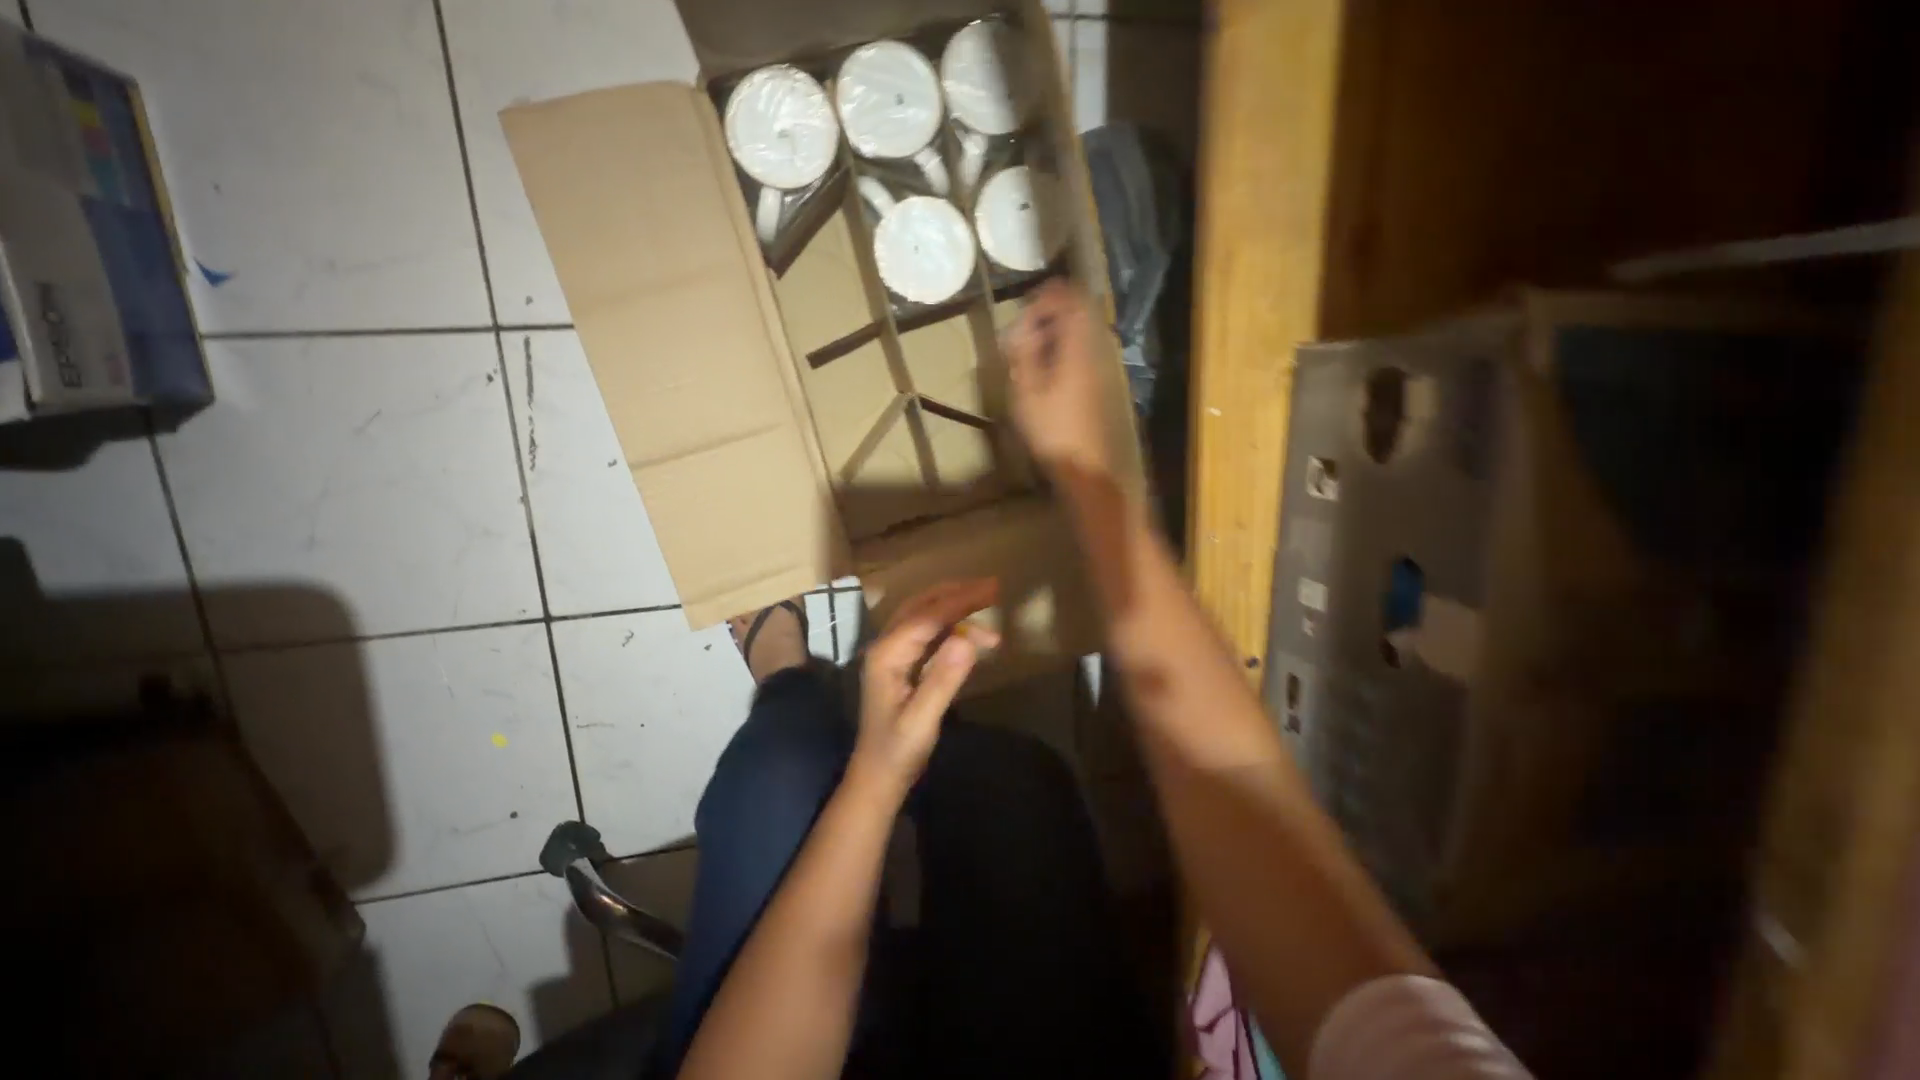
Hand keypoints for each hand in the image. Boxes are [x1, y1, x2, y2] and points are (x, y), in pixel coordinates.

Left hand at [853, 579, 1001, 793]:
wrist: (877, 778)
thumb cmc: (898, 751)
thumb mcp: (922, 720)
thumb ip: (943, 678)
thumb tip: (968, 637)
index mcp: (887, 655)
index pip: (927, 616)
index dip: (960, 600)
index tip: (992, 590)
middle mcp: (886, 647)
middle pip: (922, 606)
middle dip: (956, 594)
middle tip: (992, 588)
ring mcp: (892, 656)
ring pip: (923, 617)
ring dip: (954, 608)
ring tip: (988, 607)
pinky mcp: (901, 666)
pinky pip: (926, 634)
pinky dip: (949, 627)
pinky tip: (970, 635)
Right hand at [1002, 281, 1114, 481]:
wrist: (1089, 468)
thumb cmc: (1054, 431)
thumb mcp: (1027, 392)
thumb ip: (1024, 352)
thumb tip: (1023, 326)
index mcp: (1079, 346)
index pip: (1070, 299)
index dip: (1046, 297)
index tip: (1024, 310)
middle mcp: (1098, 349)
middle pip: (1080, 311)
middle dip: (1051, 313)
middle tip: (1026, 331)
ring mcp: (1105, 366)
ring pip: (1084, 331)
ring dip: (1058, 332)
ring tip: (1032, 352)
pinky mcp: (1105, 383)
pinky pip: (1087, 349)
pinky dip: (1067, 349)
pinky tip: (1049, 372)